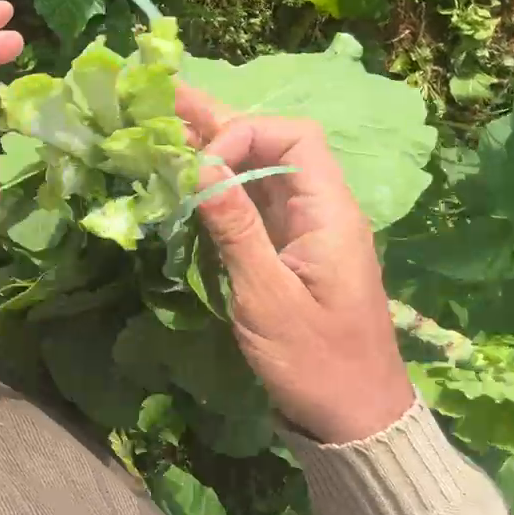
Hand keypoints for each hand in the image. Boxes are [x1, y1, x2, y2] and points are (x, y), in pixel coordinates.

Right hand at [177, 87, 414, 444]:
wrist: (351, 418)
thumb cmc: (314, 359)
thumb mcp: (267, 295)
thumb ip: (235, 226)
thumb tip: (200, 164)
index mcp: (328, 213)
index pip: (291, 138)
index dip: (243, 136)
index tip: (201, 166)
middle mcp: (316, 209)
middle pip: (269, 144)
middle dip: (217, 121)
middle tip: (164, 96)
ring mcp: (298, 227)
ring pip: (254, 168)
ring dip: (209, 144)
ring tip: (161, 118)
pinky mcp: (282, 247)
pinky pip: (246, 198)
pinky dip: (212, 179)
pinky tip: (179, 170)